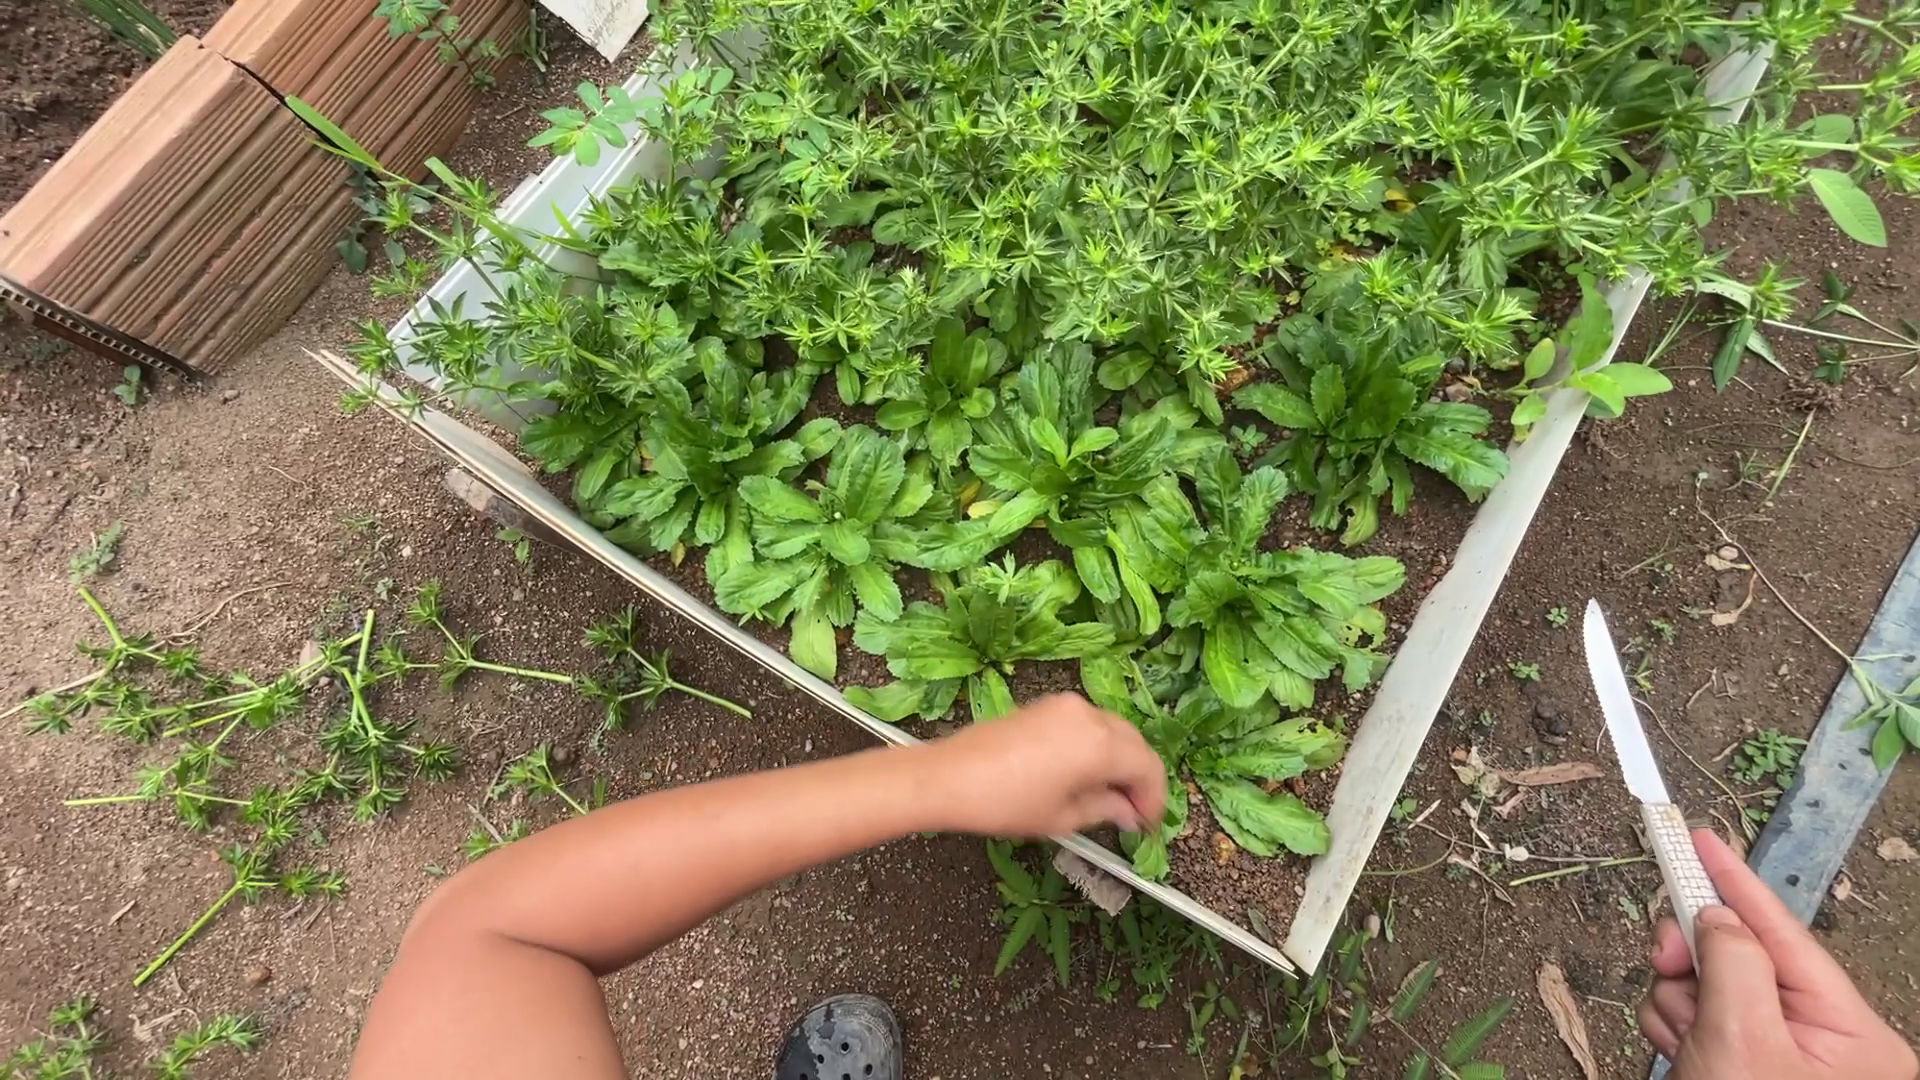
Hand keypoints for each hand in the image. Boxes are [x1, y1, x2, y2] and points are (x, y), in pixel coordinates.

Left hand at [913, 693, 1167, 837]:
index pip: (1148, 767)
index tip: (1147, 826)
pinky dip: (1097, 745)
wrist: (950, 776)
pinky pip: (1087, 722)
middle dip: (1140, 777)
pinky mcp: (1045, 704)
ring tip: (1109, 796)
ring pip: (1112, 729)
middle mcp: (1089, 715)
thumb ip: (1105, 809)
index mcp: (1100, 744)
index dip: (1154, 799)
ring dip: (1120, 759)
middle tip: (1132, 814)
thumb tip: (1128, 811)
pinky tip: (1085, 772)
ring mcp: (1065, 705)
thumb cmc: (1007, 804)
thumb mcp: (1062, 817)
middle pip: (1134, 743)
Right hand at [1639, 829, 1916, 1079]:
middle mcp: (1818, 1032)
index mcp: (1848, 1028)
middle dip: (1687, 959)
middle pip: (1729, 952)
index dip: (1732, 877)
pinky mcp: (1740, 1055)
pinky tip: (1684, 1053)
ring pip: (1698, 981)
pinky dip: (1673, 1023)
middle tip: (1665, 965)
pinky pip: (1689, 1009)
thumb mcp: (1742, 1040)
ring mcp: (1778, 1046)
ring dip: (1675, 1001)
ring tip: (1686, 1045)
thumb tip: (1716, 915)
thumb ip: (1731, 964)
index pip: (1779, 930)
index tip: (1695, 833)